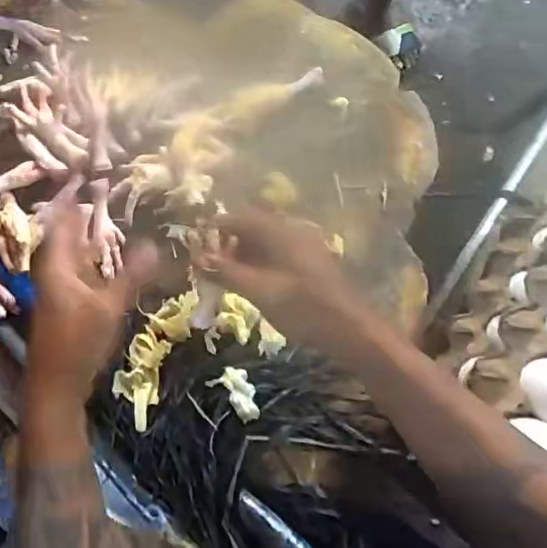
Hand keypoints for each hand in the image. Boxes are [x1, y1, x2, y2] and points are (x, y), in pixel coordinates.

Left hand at [26, 183, 158, 406]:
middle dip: (83, 211)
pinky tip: (108, 254)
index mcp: (56, 265)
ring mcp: (56, 286)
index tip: (90, 174)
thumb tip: (155, 243)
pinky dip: (91, 254)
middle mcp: (51, 270)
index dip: (74, 197)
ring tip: (112, 214)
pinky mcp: (63, 300)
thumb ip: (132, 274)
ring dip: (88, 233)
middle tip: (107, 191)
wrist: (55, 386)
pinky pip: (76, 265)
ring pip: (70, 250)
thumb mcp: (110, 306)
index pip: (62, 219)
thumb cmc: (79, 342)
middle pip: (64, 232)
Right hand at [194, 208, 368, 353]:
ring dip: (243, 256)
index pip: (241, 217)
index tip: (194, 244)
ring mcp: (305, 247)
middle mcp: (294, 231)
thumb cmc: (303, 307)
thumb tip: (197, 257)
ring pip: (265, 243)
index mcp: (282, 230)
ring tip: (223, 278)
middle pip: (253, 228)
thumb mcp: (259, 291)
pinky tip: (250, 284)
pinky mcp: (310, 264)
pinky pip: (277, 255)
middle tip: (207, 266)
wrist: (352, 330)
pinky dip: (259, 265)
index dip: (216, 228)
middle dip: (228, 244)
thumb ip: (227, 272)